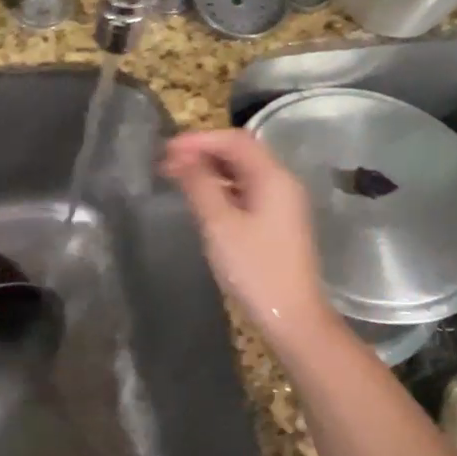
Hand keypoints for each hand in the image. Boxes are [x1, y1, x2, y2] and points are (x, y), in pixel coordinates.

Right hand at [162, 129, 332, 338]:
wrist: (291, 316)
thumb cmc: (254, 268)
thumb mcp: (219, 224)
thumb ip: (199, 185)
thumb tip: (181, 157)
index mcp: (273, 178)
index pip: (234, 140)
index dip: (198, 139)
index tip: (166, 149)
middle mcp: (282, 184)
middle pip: (240, 153)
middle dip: (203, 152)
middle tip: (166, 163)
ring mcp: (282, 204)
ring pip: (242, 173)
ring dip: (210, 170)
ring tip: (177, 179)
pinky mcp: (277, 223)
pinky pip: (246, 192)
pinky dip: (221, 189)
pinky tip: (200, 200)